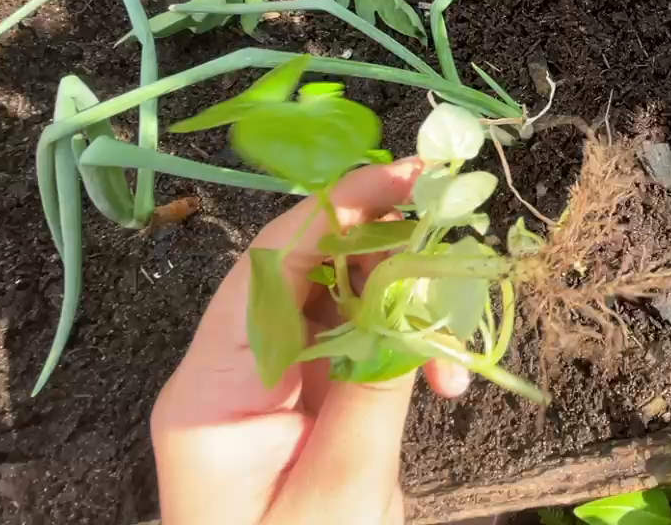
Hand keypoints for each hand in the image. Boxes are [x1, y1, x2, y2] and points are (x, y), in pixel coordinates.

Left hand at [152, 160, 468, 524]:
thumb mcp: (342, 492)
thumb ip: (377, 378)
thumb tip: (414, 283)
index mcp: (211, 390)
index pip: (272, 262)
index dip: (343, 204)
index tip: (415, 178)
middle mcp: (233, 369)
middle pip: (311, 267)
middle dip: (388, 247)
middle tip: (455, 237)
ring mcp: (272, 381)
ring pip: (345, 296)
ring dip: (410, 302)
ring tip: (458, 344)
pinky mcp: (309, 394)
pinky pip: (363, 335)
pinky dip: (410, 342)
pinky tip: (448, 379)